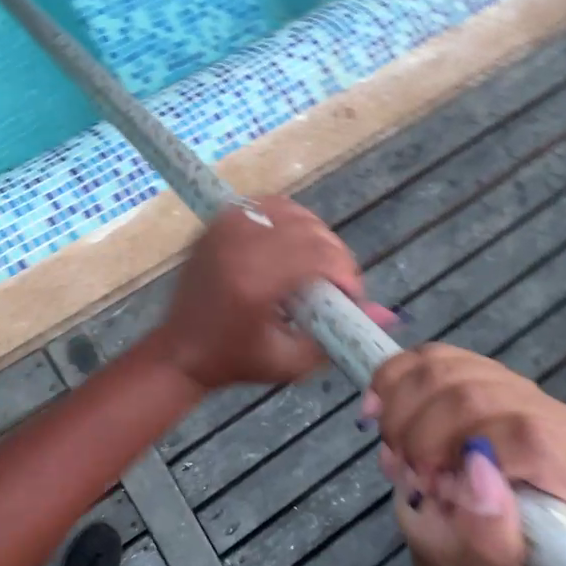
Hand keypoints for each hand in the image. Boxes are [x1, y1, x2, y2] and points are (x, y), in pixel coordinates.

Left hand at [154, 196, 374, 390]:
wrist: (179, 350)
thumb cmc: (235, 361)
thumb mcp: (290, 360)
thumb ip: (337, 336)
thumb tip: (387, 314)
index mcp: (254, 281)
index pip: (318, 252)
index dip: (345, 271)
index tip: (349, 295)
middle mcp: (238, 246)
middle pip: (309, 228)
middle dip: (334, 254)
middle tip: (336, 283)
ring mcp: (224, 229)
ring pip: (290, 210)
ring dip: (313, 233)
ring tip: (316, 264)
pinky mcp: (216, 223)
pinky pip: (264, 204)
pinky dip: (287, 218)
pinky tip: (292, 244)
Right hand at [370, 344, 565, 565]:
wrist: (458, 536)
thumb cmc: (475, 557)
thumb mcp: (482, 565)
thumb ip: (490, 532)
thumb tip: (479, 467)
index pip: (524, 431)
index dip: (462, 447)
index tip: (434, 486)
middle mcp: (551, 417)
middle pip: (473, 392)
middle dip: (420, 436)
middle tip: (412, 476)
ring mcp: (511, 386)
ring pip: (441, 367)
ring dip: (400, 414)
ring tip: (402, 456)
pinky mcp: (472, 368)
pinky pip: (422, 355)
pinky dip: (390, 384)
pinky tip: (381, 417)